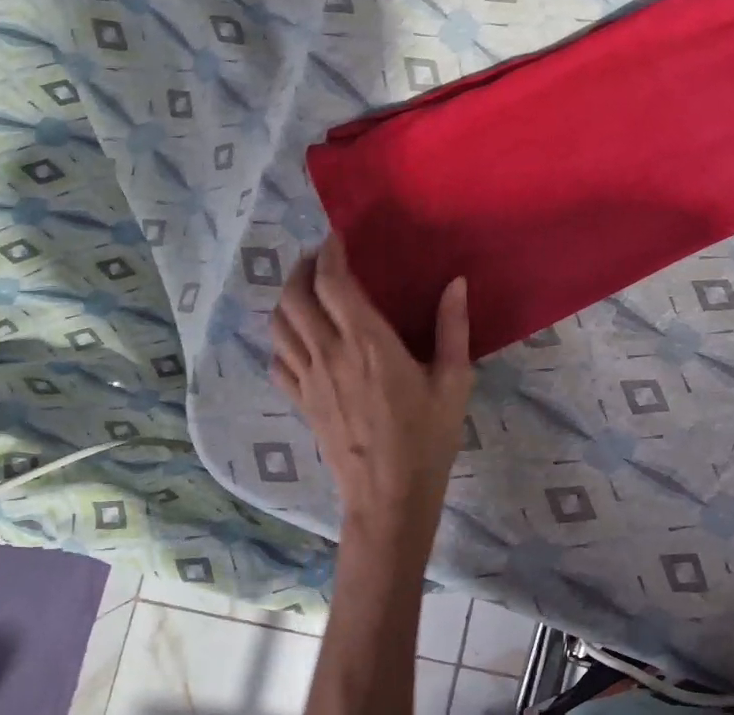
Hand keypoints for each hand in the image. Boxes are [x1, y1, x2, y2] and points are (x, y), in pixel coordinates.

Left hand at [270, 238, 473, 539]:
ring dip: (288, 297)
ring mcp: (309, 379)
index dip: (329, 253)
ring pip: (279, 324)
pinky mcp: (301, 401)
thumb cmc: (427, 437)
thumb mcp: (454, 381)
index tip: (338, 237)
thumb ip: (452, 328)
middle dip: (303, 268)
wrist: (389, 496)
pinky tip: (301, 335)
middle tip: (323, 257)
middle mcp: (330, 354)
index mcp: (368, 343)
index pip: (333, 283)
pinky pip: (278, 358)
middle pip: (295, 297)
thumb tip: (455, 282)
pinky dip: (282, 336)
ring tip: (309, 287)